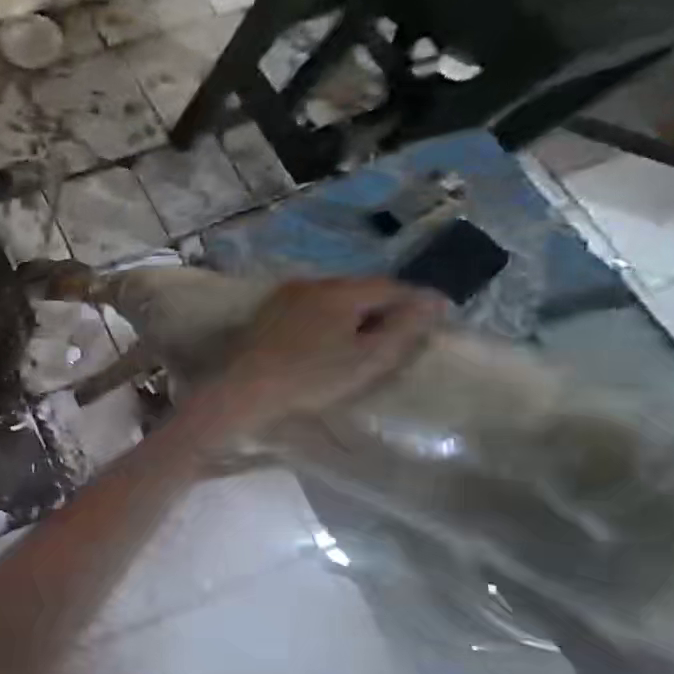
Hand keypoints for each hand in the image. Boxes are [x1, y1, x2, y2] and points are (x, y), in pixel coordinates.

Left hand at [202, 277, 446, 435]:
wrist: (240, 391)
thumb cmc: (309, 378)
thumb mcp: (367, 359)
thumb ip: (404, 328)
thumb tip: (434, 300)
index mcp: (340, 290)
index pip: (391, 286)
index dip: (416, 303)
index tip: (433, 321)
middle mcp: (311, 283)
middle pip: (360, 289)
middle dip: (383, 308)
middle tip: (400, 335)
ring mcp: (284, 296)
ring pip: (332, 298)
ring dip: (353, 314)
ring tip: (364, 342)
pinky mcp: (265, 314)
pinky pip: (309, 309)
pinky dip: (326, 321)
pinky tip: (326, 344)